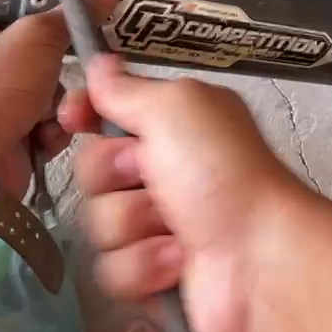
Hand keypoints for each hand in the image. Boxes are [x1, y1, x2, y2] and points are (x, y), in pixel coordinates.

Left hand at [0, 0, 123, 197]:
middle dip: (64, 66)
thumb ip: (77, 10)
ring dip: (62, 103)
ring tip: (58, 113)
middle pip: (46, 53)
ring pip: (55, 91)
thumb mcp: (38, 36)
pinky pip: (52, 124)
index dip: (44, 10)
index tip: (76, 10)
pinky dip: (54, 130)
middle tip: (81, 63)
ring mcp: (2, 106)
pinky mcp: (16, 139)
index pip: (16, 10)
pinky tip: (46, 136)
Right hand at [59, 58, 317, 331]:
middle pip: (93, 167)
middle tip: (150, 175)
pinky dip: (144, 264)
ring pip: (99, 221)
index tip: (73, 119)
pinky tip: (177, 260)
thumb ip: (128, 89)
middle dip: (116, 176)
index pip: (108, 109)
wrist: (257, 259)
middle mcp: (165, 165)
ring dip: (134, 223)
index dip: (85, 113)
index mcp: (174, 119)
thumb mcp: (176, 109)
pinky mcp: (153, 271)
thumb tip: (100, 61)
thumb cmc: (219, 170)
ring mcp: (159, 220)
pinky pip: (112, 267)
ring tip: (174, 228)